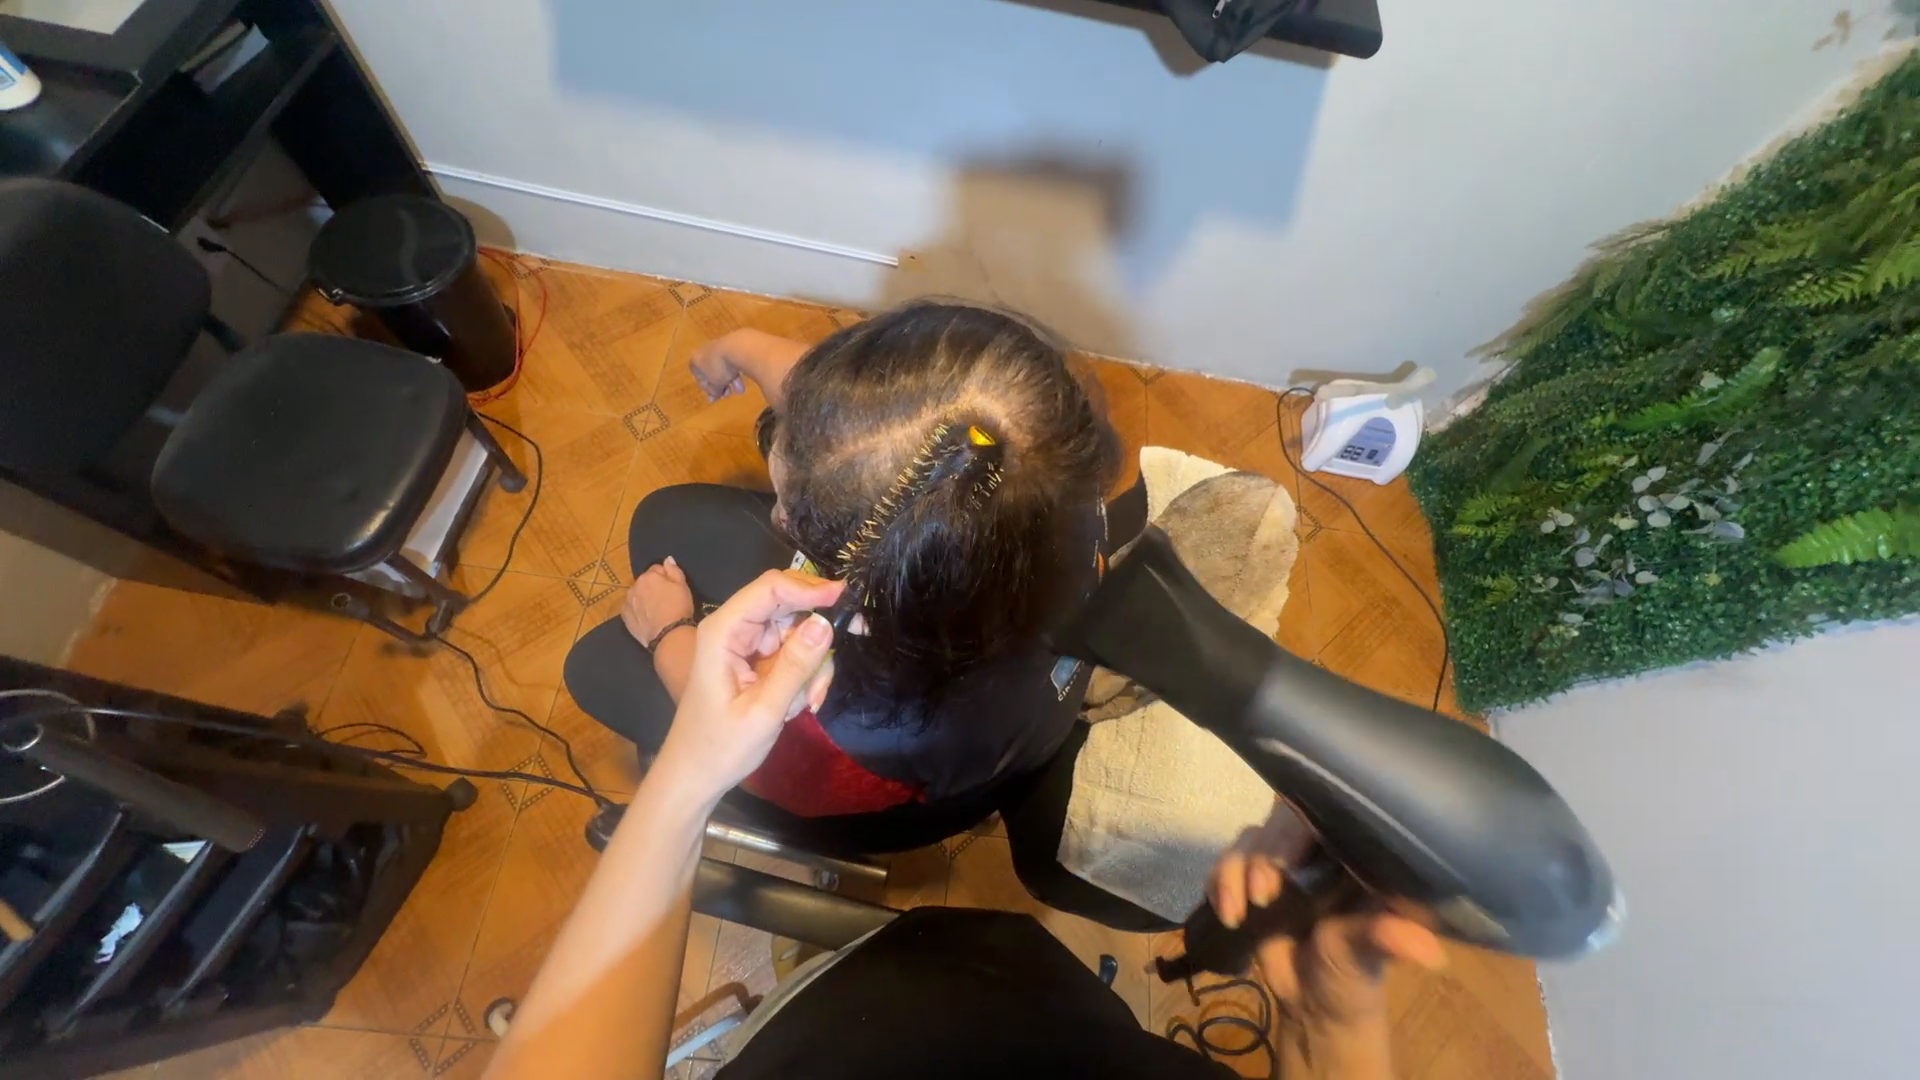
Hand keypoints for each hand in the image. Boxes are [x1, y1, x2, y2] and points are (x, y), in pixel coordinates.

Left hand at [620, 558, 694, 647]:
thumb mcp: (682, 586)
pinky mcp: (624, 617)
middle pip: (645, 582)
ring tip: (656, 610)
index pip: (657, 569)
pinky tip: (647, 618)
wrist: (667, 634)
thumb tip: (667, 559)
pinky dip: (638, 610)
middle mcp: (634, 586)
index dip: (666, 577)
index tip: (673, 588)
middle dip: (653, 587)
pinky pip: (632, 608)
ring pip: (637, 595)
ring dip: (644, 598)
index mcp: (648, 576)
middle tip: (665, 599)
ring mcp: (627, 602)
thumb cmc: (678, 607)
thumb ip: (673, 570)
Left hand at [650, 570, 843, 799]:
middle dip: (819, 624)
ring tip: (810, 700)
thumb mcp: (764, 710)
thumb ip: (796, 665)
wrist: (696, 776)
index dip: (810, 587)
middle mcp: (736, 627)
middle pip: (789, 602)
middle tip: (857, 633)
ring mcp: (750, 643)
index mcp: (724, 631)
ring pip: (799, 629)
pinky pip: (797, 651)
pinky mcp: (761, 659)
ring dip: (814, 661)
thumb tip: (826, 623)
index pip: (771, 588)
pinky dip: (808, 673)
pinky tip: (803, 702)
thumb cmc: (720, 747)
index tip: (847, 598)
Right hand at [689, 333, 747, 401]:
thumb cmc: (720, 368)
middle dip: (721, 386)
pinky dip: (737, 371)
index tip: (716, 398)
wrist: (738, 348)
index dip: (708, 389)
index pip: (699, 377)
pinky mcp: (734, 344)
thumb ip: (713, 391)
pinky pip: (733, 361)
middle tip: (728, 395)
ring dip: (731, 381)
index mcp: (695, 360)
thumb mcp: (715, 384)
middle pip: (712, 372)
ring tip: (740, 390)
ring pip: (724, 368)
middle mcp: (705, 351)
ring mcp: (719, 346)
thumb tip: (714, 396)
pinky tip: (745, 380)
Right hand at [1209, 804, 1444, 1027]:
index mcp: (1352, 855)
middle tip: (1262, 897)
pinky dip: (1219, 883)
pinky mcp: (1249, 876)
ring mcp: (1280, 861)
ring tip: (1237, 914)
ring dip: (1235, 872)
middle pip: (1279, 822)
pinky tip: (1226, 914)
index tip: (1285, 861)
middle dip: (1263, 855)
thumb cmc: (1353, 977)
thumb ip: (1382, 939)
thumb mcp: (1366, 957)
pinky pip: (1225, 861)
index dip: (1300, 827)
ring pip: (1249, 839)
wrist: (1313, 1008)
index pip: (1326, 814)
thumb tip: (1428, 950)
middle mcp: (1315, 849)